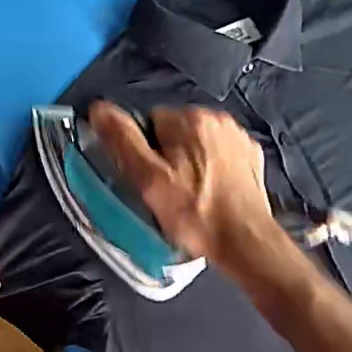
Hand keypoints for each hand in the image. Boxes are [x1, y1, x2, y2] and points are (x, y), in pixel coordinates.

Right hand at [88, 101, 272, 260]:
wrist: (246, 242)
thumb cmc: (194, 214)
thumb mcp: (148, 180)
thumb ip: (121, 140)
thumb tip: (99, 109)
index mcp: (190, 118)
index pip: (148, 122)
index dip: (142, 151)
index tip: (148, 178)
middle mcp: (218, 119)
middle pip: (172, 131)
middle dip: (165, 155)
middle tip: (166, 189)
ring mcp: (238, 137)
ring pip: (196, 141)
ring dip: (188, 160)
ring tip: (190, 194)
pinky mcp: (252, 155)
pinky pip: (218, 153)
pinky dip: (211, 167)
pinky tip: (210, 191)